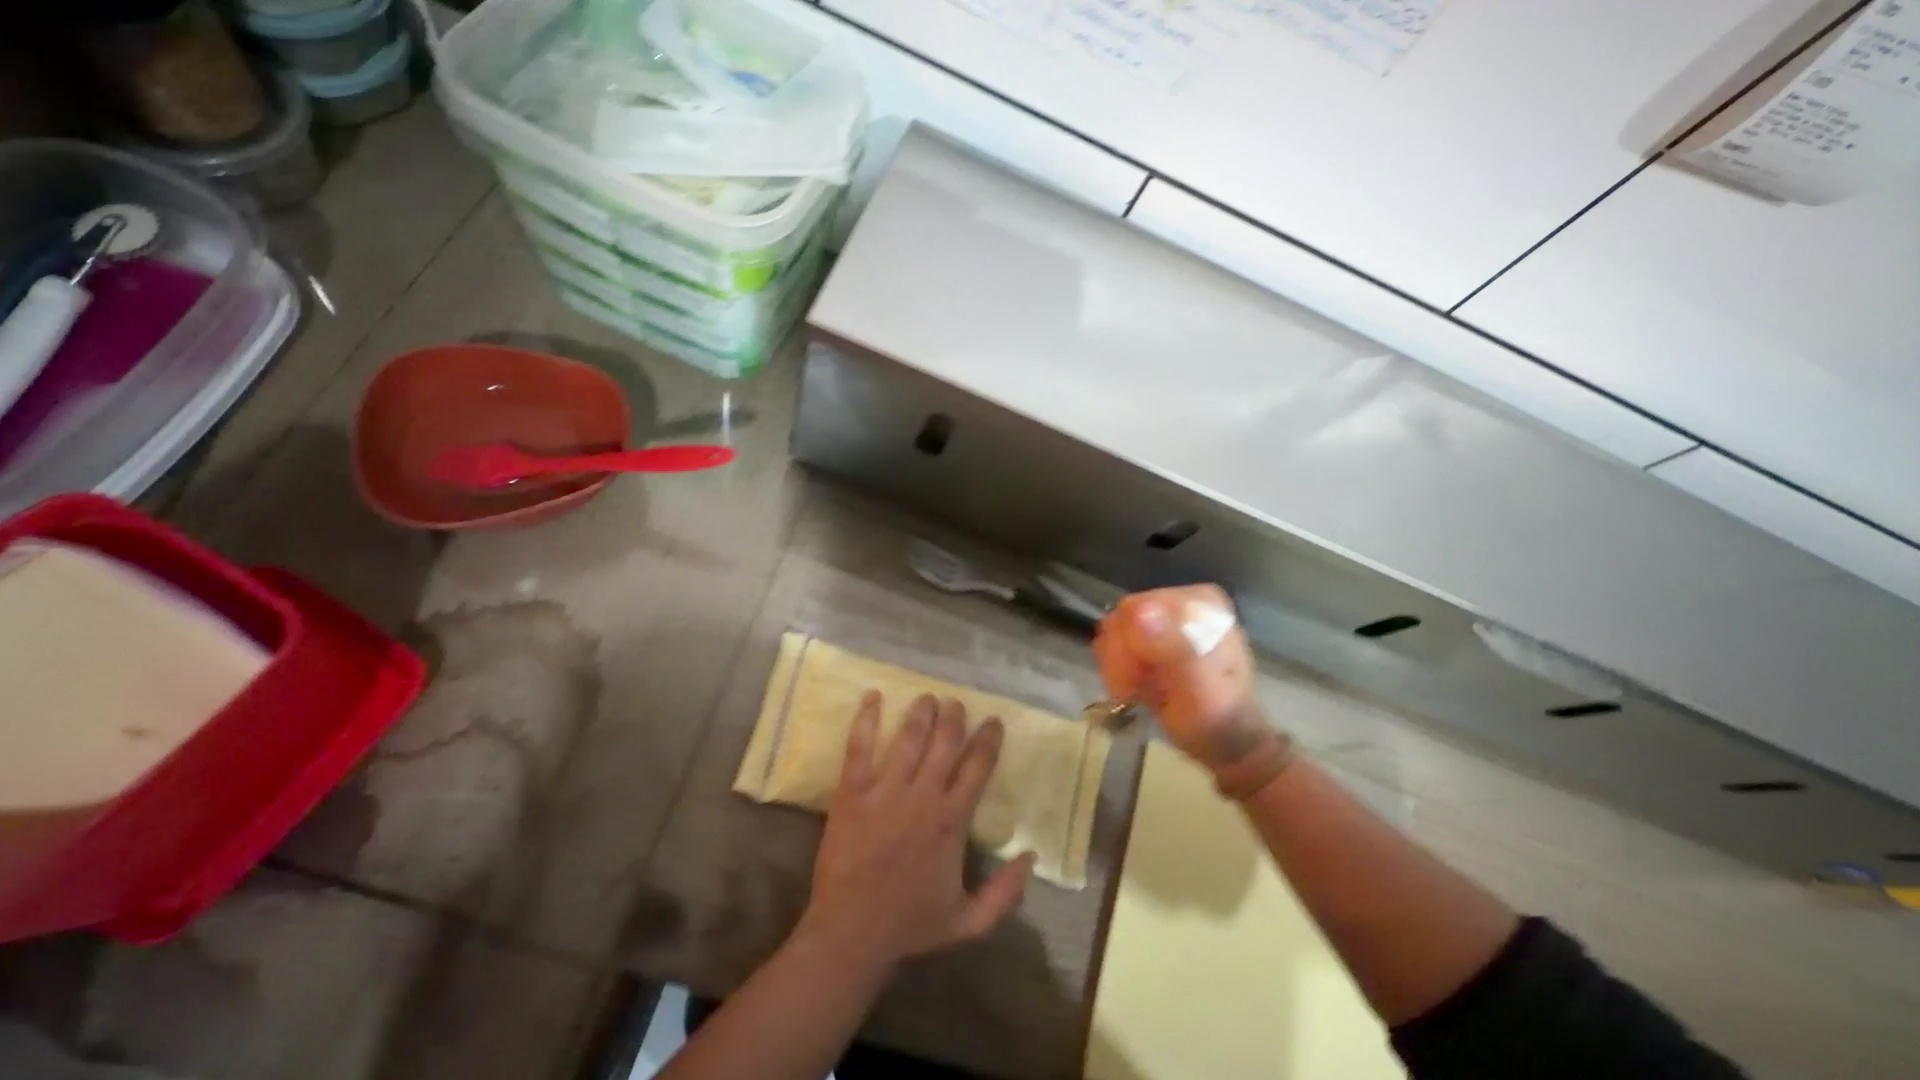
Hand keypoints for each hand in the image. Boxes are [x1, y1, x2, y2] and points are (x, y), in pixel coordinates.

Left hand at [796, 692, 1036, 974]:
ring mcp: (884, 792)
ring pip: (908, 739)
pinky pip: (859, 748)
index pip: (978, 768)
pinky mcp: (851, 794)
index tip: (992, 722)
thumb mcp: (971, 922)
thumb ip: (1006, 893)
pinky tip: (872, 696)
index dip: (988, 740)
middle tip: (956, 703)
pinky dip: (866, 720)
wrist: (851, 934)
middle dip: (954, 718)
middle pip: (944, 743)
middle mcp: (923, 797)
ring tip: (927, 697)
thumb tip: (1031, 857)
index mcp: (952, 822)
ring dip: (920, 713)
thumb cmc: (911, 926)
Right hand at [1095, 586, 1293, 796]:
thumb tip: (1141, 611)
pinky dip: (1119, 674)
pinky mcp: (1147, 639)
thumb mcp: (1198, 686)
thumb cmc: (1216, 717)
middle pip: (1121, 621)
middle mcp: (1178, 603)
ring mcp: (1162, 620)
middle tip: (1145, 689)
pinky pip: (1111, 647)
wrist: (1222, 744)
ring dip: (1121, 671)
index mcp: (1199, 601)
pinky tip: (1141, 689)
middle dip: (1125, 661)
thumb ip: (1173, 647)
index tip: (1144, 679)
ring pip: (1112, 636)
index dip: (1131, 647)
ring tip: (1146, 692)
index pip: (1136, 609)